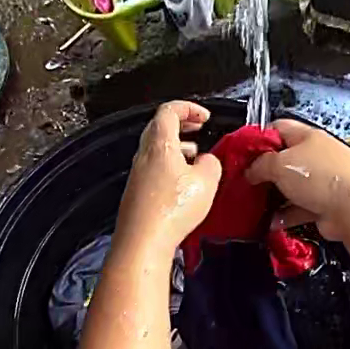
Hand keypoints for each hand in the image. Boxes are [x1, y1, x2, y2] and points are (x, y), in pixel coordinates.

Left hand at [113, 101, 222, 257]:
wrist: (143, 240)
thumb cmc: (170, 210)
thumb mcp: (207, 181)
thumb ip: (212, 163)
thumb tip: (208, 161)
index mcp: (160, 144)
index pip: (170, 110)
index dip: (189, 107)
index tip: (203, 115)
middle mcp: (144, 155)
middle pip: (159, 127)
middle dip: (181, 124)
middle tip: (198, 127)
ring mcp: (138, 174)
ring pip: (156, 149)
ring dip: (176, 147)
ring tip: (194, 156)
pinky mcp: (137, 193)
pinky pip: (154, 170)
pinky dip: (169, 167)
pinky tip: (183, 184)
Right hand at [245, 118, 349, 240]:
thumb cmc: (325, 179)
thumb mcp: (280, 165)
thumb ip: (260, 164)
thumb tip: (251, 170)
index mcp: (308, 137)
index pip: (278, 129)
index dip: (258, 139)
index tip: (243, 153)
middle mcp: (317, 157)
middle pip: (282, 161)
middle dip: (264, 172)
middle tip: (248, 181)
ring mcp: (323, 182)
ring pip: (290, 188)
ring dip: (274, 198)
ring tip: (257, 205)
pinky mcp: (324, 206)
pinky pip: (299, 209)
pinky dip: (285, 216)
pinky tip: (273, 221)